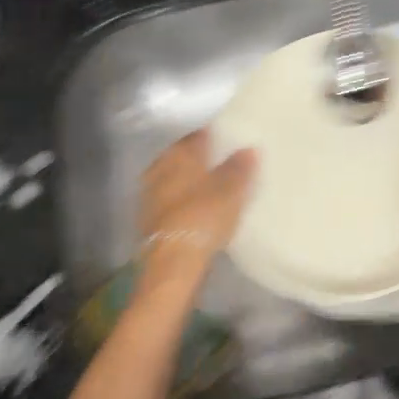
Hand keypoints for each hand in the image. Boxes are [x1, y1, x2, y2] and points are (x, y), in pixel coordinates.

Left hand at [137, 130, 254, 292]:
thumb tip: (249, 148)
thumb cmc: (203, 218)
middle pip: (180, 156)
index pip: (197, 136)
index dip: (213, 135)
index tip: (228, 138)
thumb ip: (239, 169)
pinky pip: (168, 200)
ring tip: (208, 185)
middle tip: (220, 161)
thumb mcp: (230, 191)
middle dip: (197, 157)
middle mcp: (160, 170)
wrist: (173, 263)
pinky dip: (181, 199)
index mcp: (179, 156)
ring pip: (172, 178)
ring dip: (187, 179)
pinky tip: (193, 207)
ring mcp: (150, 196)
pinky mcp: (149, 220)